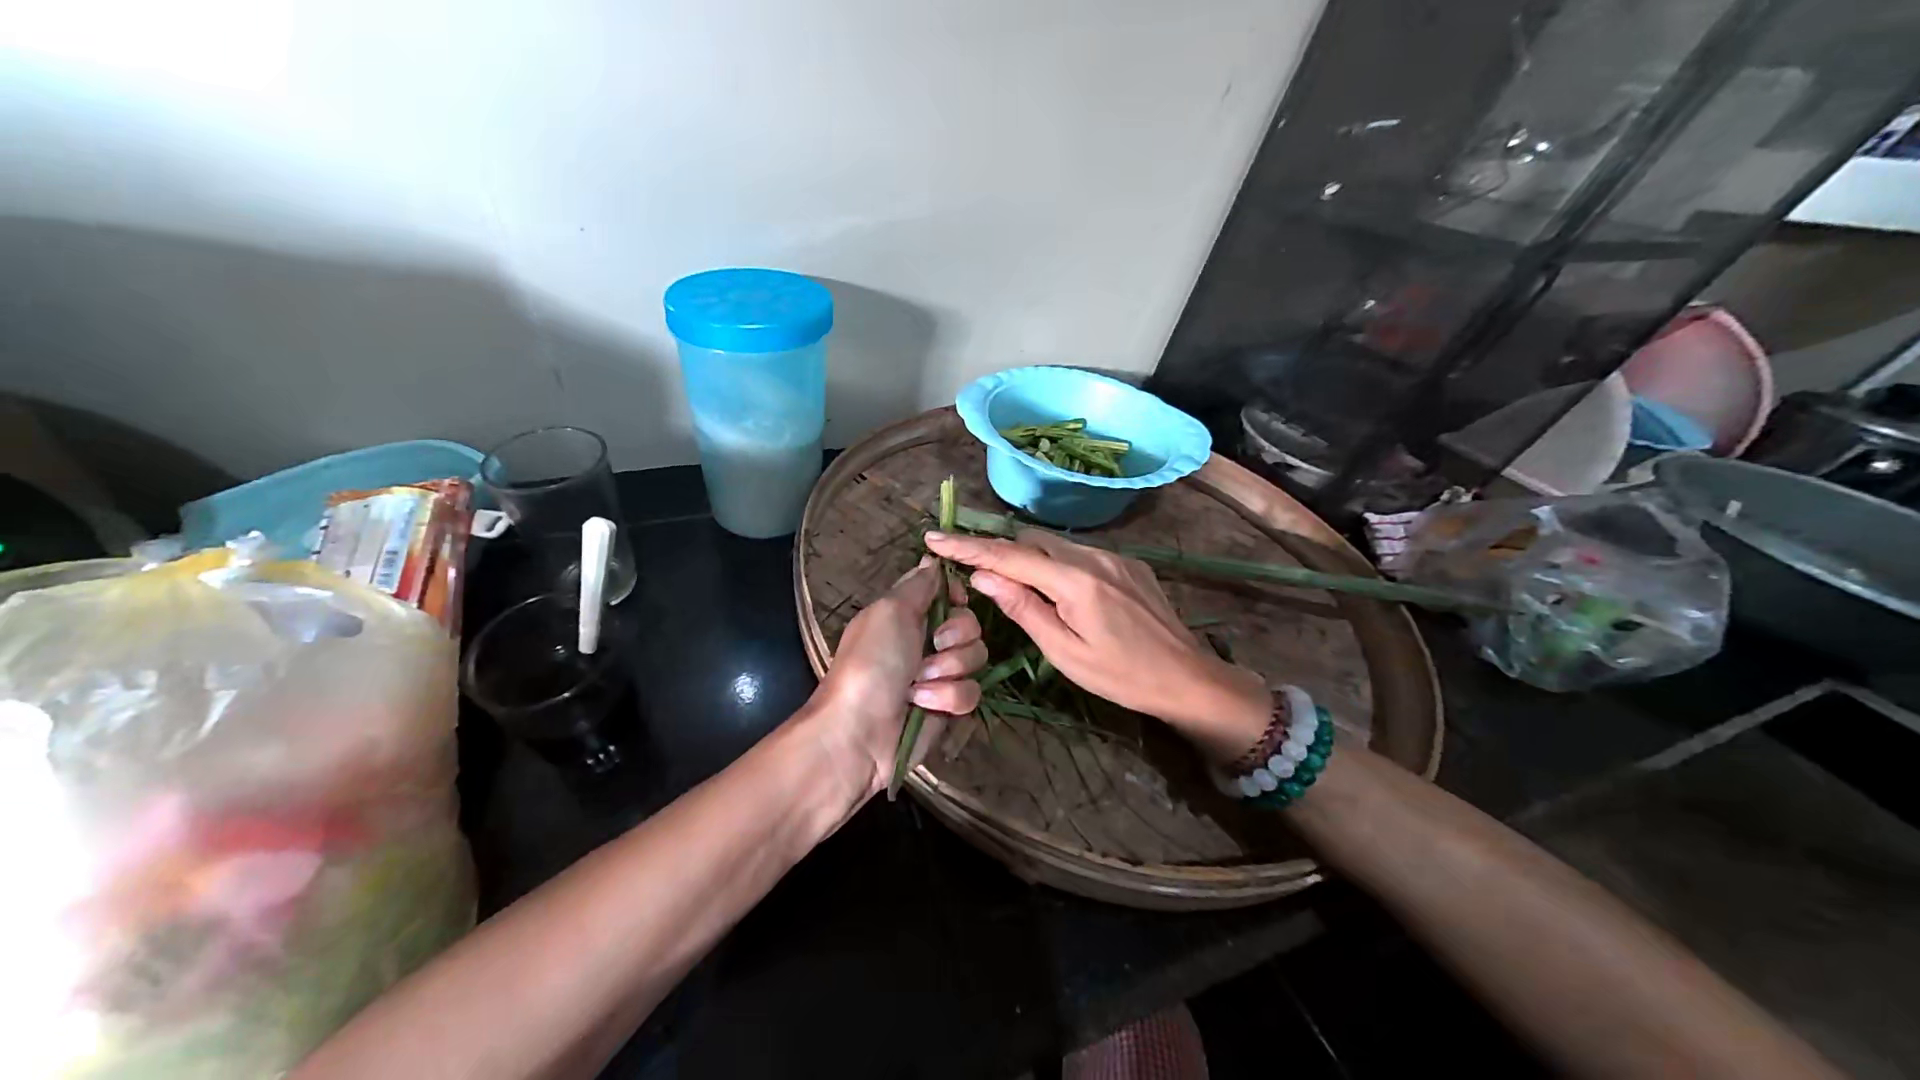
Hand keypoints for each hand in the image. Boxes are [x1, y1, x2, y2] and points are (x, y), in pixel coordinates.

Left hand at [806, 556, 985, 798]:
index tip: (955, 600)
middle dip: (956, 636)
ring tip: (918, 685)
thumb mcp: (890, 610)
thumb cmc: (871, 663)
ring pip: (976, 659)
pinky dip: (947, 698)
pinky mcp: (950, 707)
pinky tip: (923, 705)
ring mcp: (940, 675)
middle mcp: (927, 641)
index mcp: (908, 613)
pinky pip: (972, 693)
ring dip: (948, 671)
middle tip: (932, 647)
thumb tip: (932, 558)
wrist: (860, 731)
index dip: (957, 595)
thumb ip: (918, 584)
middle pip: (971, 625)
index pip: (949, 592)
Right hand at [924, 529, 1269, 763]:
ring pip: (1055, 543)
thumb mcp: (1065, 652)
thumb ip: (1023, 609)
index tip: (935, 538)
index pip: (1009, 556)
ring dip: (1025, 554)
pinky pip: (1078, 552)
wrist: (1187, 678)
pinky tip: (1049, 583)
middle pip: (1031, 540)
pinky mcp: (1128, 564)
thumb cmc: (1121, 677)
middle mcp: (1094, 557)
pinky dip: (1053, 560)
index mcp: (1075, 581)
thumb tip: (982, 577)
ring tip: (1002, 574)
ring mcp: (1114, 557)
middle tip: (965, 563)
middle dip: (996, 548)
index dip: (968, 547)